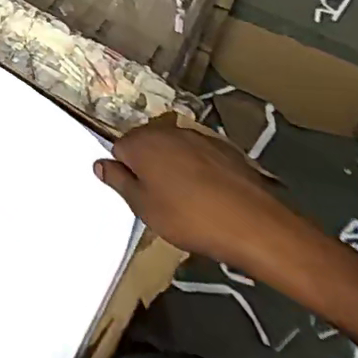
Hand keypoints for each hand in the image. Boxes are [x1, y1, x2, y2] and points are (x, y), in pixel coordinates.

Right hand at [93, 116, 305, 274]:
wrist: (257, 225)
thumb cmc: (189, 217)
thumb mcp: (143, 207)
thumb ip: (118, 181)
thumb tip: (100, 163)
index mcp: (140, 142)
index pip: (118, 150)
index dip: (126, 174)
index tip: (139, 196)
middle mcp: (166, 131)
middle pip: (146, 145)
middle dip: (149, 167)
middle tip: (161, 200)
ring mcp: (198, 137)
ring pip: (174, 150)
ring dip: (175, 168)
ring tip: (189, 200)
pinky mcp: (226, 149)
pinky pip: (201, 157)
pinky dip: (201, 171)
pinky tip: (212, 196)